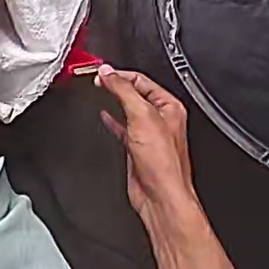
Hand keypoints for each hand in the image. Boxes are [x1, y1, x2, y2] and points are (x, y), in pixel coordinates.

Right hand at [96, 66, 199, 229]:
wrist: (161, 197)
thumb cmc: (163, 164)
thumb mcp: (141, 116)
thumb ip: (123, 91)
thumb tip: (109, 74)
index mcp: (169, 106)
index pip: (141, 80)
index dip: (120, 74)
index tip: (102, 72)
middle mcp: (161, 118)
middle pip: (134, 92)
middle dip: (116, 83)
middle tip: (99, 78)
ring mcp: (149, 133)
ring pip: (128, 108)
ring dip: (113, 98)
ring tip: (100, 89)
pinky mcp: (137, 147)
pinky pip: (122, 126)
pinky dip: (112, 119)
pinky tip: (104, 115)